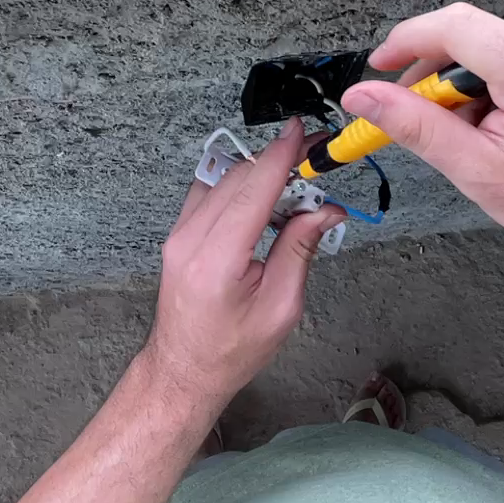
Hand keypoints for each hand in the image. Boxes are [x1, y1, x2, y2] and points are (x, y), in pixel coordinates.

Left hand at [145, 119, 345, 403]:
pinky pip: (209, 191)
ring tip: (294, 183)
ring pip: (222, 180)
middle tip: (314, 163)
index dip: (280, 156)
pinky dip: (238, 185)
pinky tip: (261, 198)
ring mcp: (178, 234)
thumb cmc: (232, 350)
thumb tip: (326, 209)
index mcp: (217, 261)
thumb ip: (300, 250)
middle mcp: (190, 239)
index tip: (300, 132)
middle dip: (278, 163)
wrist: (184, 370)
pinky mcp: (178, 233)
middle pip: (238, 178)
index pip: (253, 190)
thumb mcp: (281, 307)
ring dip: (259, 172)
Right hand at [340, 3, 503, 296]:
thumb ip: (415, 126)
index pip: (458, 26)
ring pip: (502, 42)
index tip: (382, 65)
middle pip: (478, 34)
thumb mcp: (479, 172)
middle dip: (439, 70)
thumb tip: (362, 96)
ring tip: (475, 127)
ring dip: (472, 76)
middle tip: (420, 112)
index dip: (409, 40)